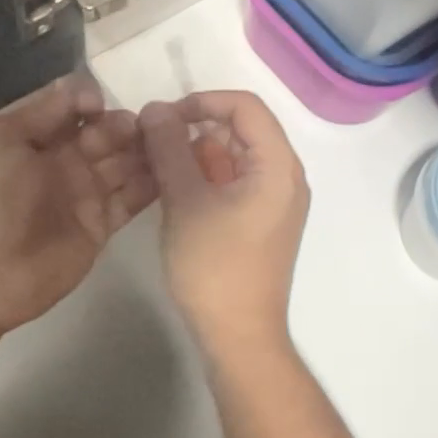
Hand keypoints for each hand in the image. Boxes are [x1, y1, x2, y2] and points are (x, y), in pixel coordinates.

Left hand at [0, 76, 156, 338]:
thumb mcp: (3, 140)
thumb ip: (45, 111)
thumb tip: (88, 90)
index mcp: (34, 138)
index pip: (74, 109)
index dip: (93, 102)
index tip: (105, 106)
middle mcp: (61, 162)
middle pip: (105, 134)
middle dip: (127, 126)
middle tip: (154, 123)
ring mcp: (83, 194)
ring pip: (123, 164)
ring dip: (146, 151)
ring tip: (175, 140)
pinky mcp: (101, 226)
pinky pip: (132, 198)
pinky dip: (153, 184)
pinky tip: (177, 168)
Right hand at [137, 91, 309, 344]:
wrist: (239, 335)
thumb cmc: (214, 266)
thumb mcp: (185, 201)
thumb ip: (169, 148)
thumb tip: (155, 109)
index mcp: (278, 166)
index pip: (245, 107)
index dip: (202, 101)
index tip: (163, 118)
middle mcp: (285, 177)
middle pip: (241, 129)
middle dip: (196, 127)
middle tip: (152, 140)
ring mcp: (274, 202)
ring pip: (234, 157)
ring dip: (197, 153)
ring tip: (155, 164)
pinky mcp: (261, 223)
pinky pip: (234, 183)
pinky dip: (206, 177)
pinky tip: (173, 188)